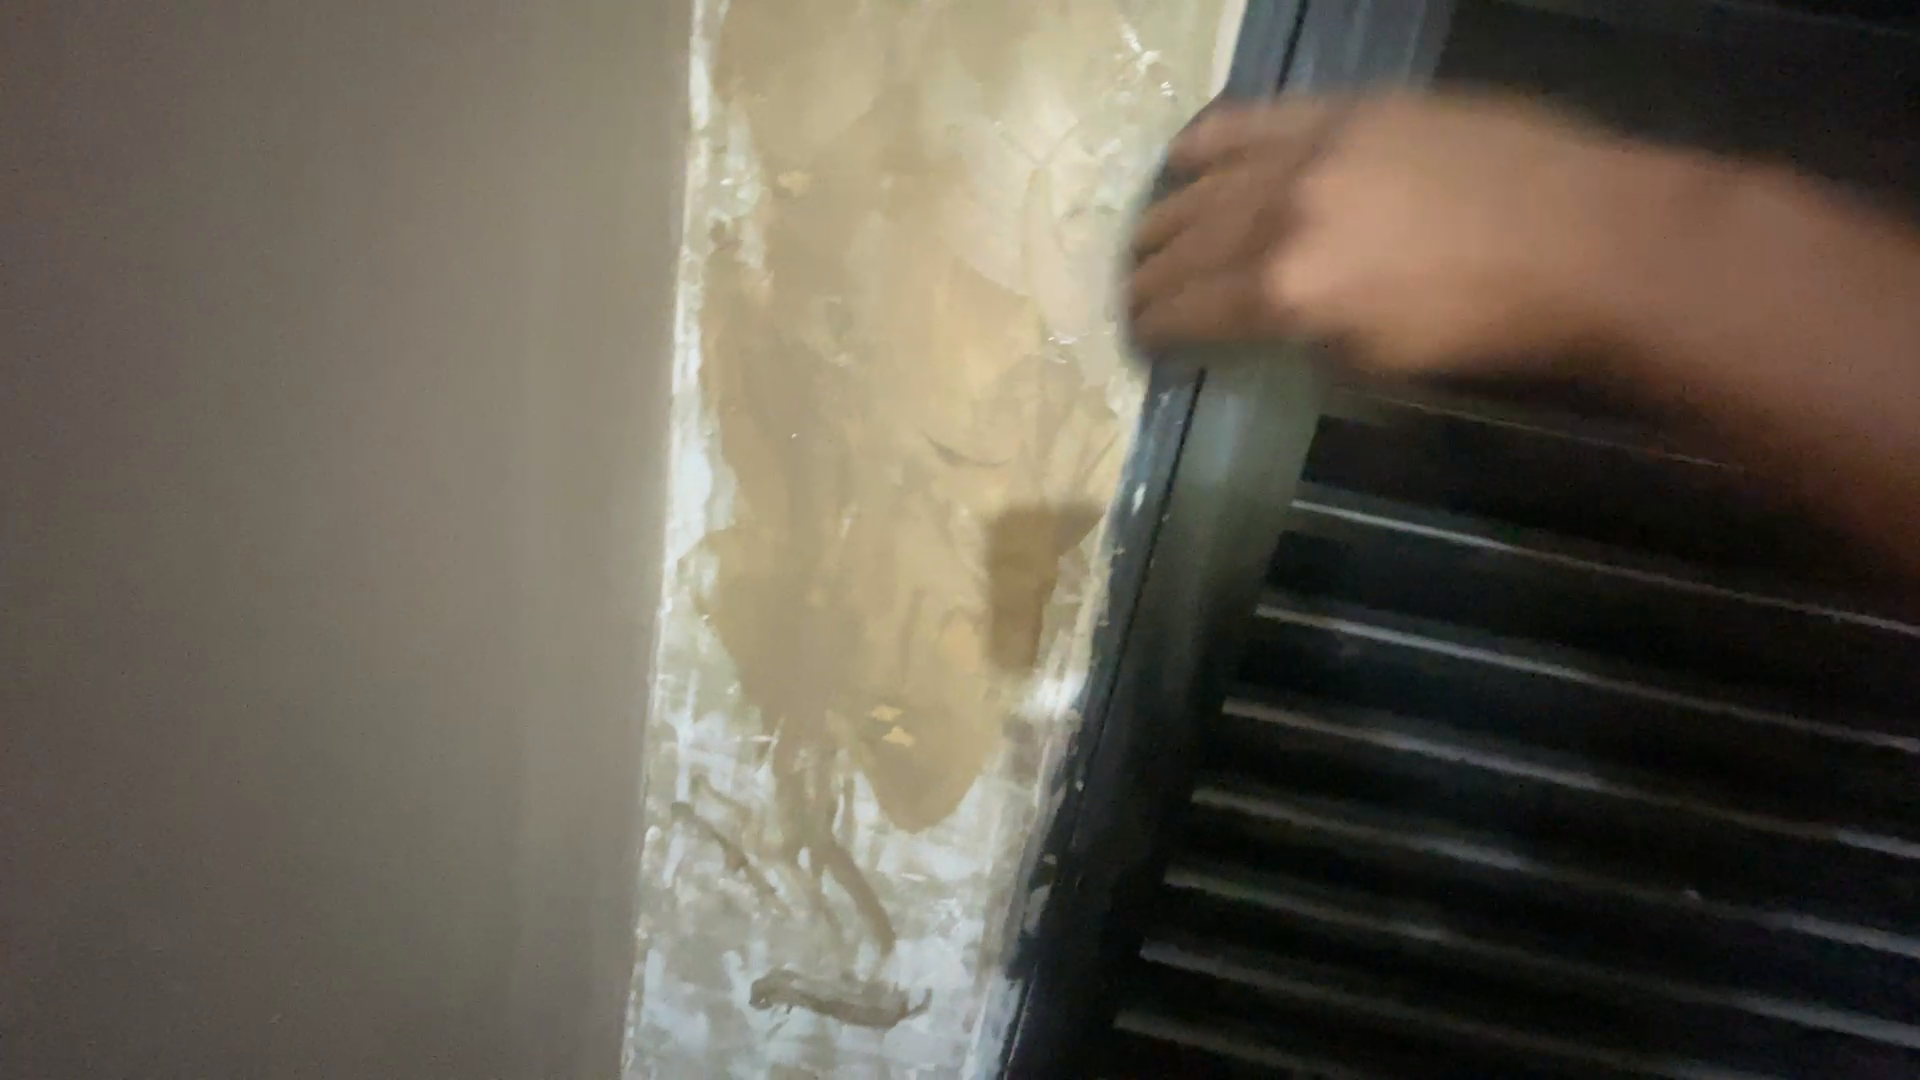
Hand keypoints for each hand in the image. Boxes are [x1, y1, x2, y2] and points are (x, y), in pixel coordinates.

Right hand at [1128, 93, 1713, 375]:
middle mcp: (1280, 216)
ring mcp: (1312, 151)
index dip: (1150, 328)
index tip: (1137, 337)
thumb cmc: (1477, 330)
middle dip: (1145, 279)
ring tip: (1146, 240)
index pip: (1185, 310)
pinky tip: (1180, 159)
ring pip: (1201, 184)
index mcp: (1286, 292)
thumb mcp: (1366, 366)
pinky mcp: (1348, 110)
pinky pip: (1251, 119)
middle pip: (1180, 247)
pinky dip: (1206, 142)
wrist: (1589, 242)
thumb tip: (1244, 325)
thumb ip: (1287, 339)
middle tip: (1131, 296)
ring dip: (1162, 219)